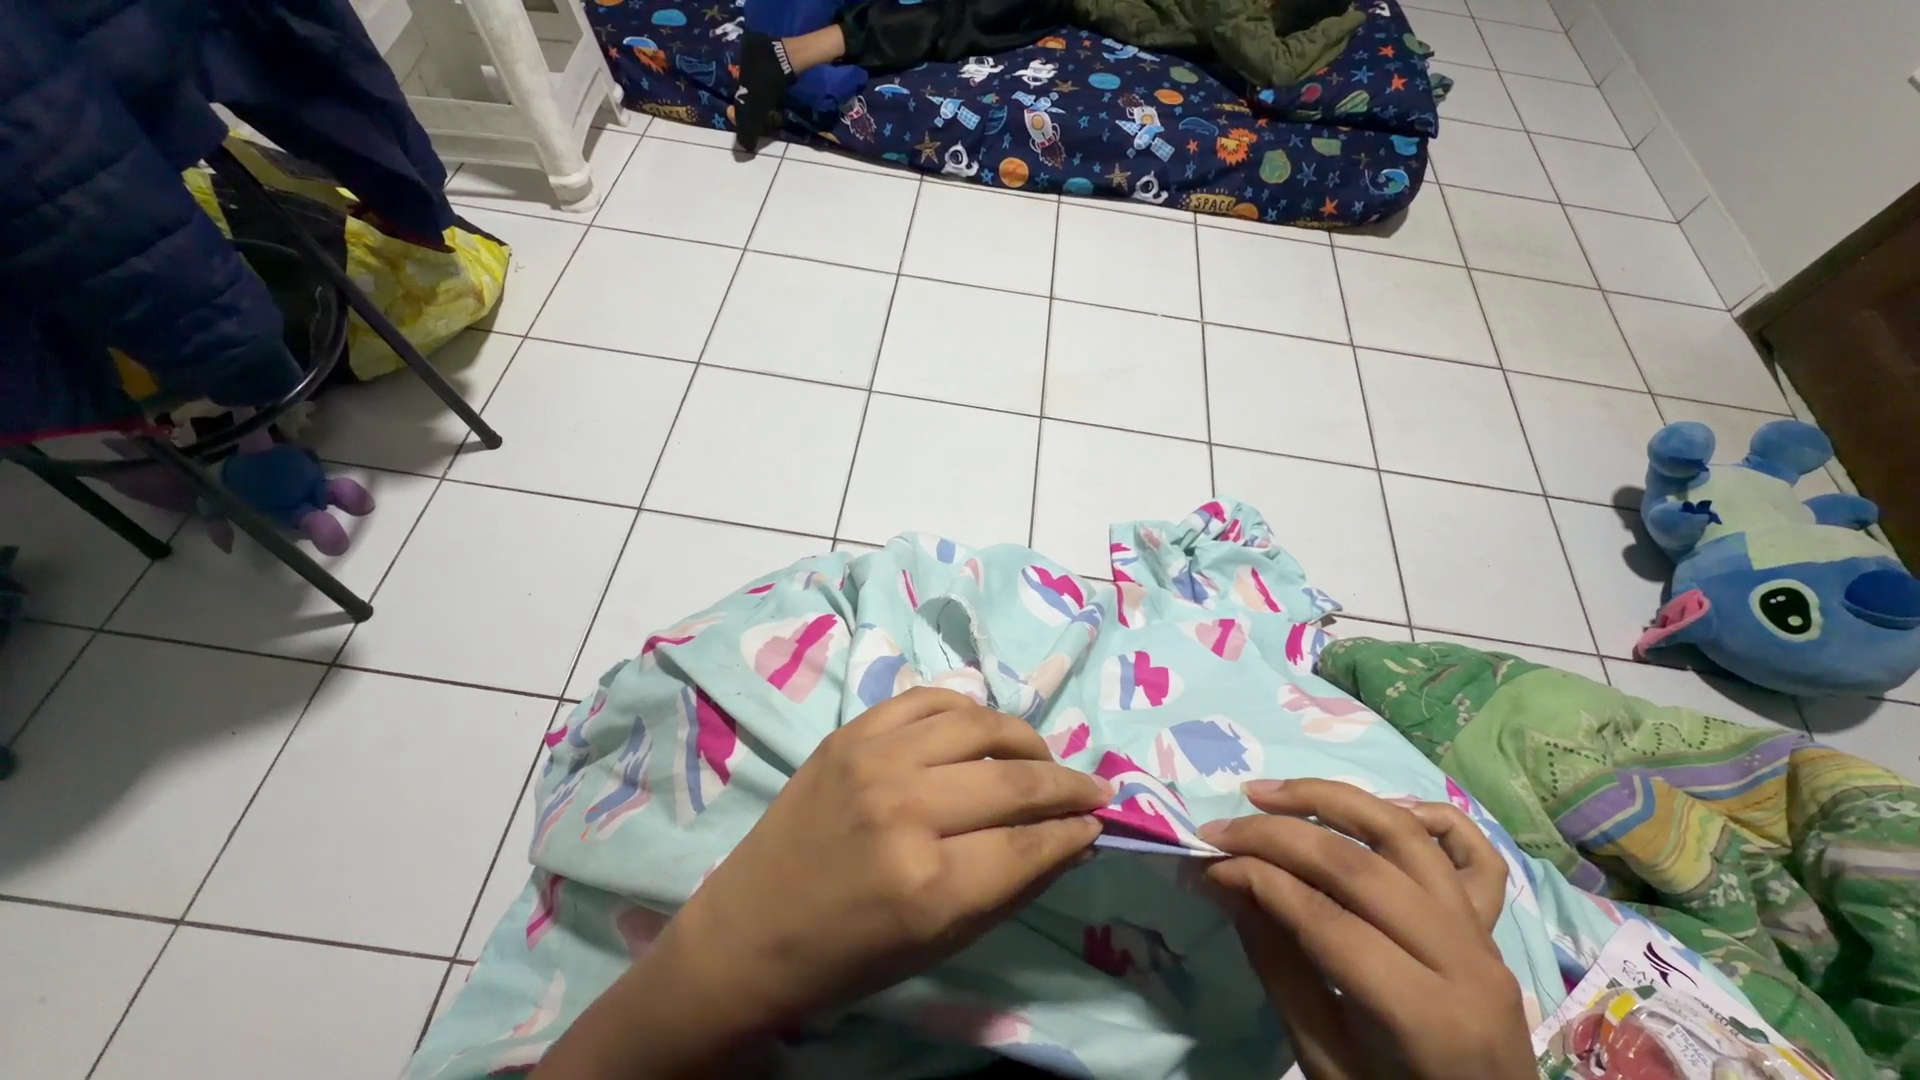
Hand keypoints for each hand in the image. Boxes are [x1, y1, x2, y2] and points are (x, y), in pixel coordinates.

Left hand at [533, 688, 1111, 1078]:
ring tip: (1042, 755)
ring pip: (978, 725)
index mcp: (929, 883)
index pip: (1031, 842)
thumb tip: (1072, 836)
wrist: (750, 931)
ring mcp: (873, 760)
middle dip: (1067, 784)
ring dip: (1024, 738)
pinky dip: (967, 708)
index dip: (1075, 829)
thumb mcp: (942, 941)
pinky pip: (927, 698)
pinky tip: (983, 728)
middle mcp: (905, 809)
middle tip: (1092, 786)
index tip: (1099, 820)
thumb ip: (1013, 885)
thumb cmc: (849, 955)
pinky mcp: (849, 734)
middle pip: (1014, 780)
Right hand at [1200, 779, 1534, 1079]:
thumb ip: (1278, 965)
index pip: (1325, 918)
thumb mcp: (1324, 1061)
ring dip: (1331, 799)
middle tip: (1220, 829)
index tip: (1206, 864)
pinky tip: (1372, 807)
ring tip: (1270, 792)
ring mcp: (1484, 937)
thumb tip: (1225, 883)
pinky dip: (1421, 816)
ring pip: (1406, 836)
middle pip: (1359, 866)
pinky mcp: (1490, 925)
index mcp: (1424, 1017)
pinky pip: (1470, 852)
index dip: (1258, 879)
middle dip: (1277, 834)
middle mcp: (1464, 962)